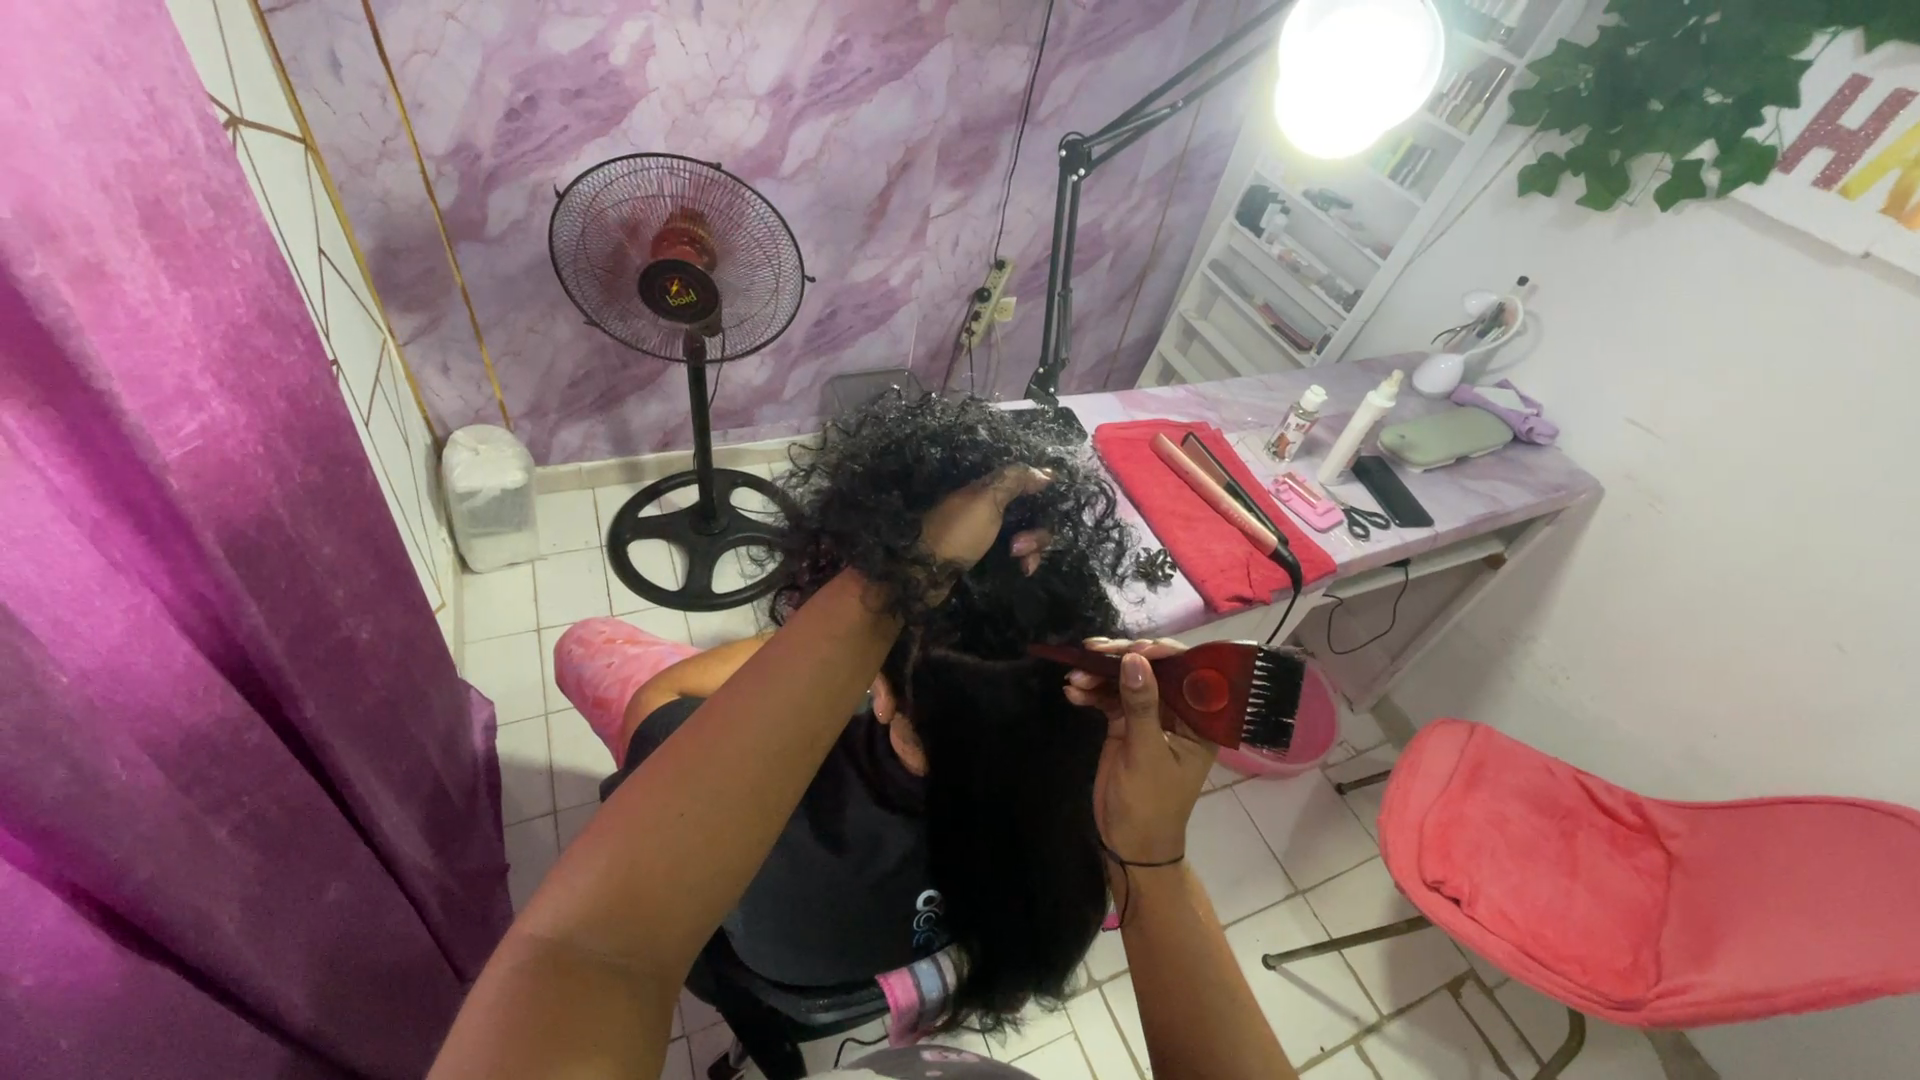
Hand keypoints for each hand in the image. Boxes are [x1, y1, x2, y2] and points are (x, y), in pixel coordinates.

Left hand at [919, 465, 1052, 575]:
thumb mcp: (985, 500)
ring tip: (1018, 559)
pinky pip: (1019, 556)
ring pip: (1028, 537)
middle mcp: (992, 511)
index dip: (1043, 495)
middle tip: (1018, 545)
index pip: (1027, 484)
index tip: (1052, 508)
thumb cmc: (956, 533)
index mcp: (989, 491)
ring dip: (1032, 548)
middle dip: (1037, 531)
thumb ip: (1014, 481)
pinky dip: (1025, 561)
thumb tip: (1046, 471)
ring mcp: (991, 536)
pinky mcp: (990, 558)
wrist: (924, 574)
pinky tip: (1023, 570)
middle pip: (1032, 515)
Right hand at [1066, 638, 1215, 867]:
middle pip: (1153, 670)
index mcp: (1199, 719)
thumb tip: (1134, 659)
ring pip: (1127, 681)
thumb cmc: (1151, 804)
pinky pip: (1109, 698)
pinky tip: (1072, 692)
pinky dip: (1091, 692)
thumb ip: (1141, 705)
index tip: (1134, 649)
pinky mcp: (1124, 725)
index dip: (1162, 654)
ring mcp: (1149, 717)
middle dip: (1123, 659)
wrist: (1130, 843)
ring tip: (1074, 676)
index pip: (1187, 672)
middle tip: (1093, 651)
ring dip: (1099, 675)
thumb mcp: (1146, 753)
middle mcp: (1177, 712)